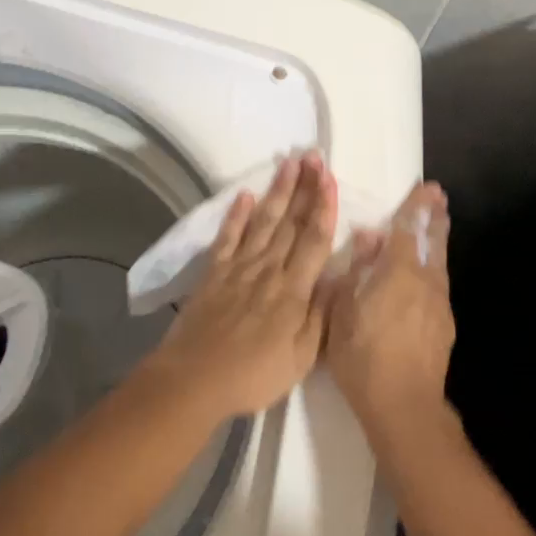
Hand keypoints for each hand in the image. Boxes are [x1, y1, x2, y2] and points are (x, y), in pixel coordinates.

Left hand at [146, 152, 337, 417]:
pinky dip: (237, 215)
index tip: (330, 178)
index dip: (324, 207)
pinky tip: (245, 195)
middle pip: (291, 222)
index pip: (315, 240)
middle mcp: (268, 270)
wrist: (194, 379)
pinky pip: (228, 237)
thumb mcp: (302, 356)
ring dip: (278, 191)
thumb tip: (341, 278)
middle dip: (304, 188)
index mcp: (294, 290)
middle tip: (313, 156)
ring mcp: (238, 268)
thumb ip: (322, 315)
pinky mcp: (213, 274)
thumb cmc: (254, 374)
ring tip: (288, 163)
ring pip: (263, 222)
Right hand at [316, 182, 453, 430]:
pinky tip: (426, 278)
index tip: (427, 188)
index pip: (410, 230)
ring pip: (440, 264)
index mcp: (399, 273)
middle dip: (435, 218)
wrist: (403, 404)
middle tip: (440, 198)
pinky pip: (438, 287)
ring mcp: (439, 305)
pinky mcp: (443, 327)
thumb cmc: (363, 356)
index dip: (416, 207)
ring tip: (438, 226)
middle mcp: (426, 282)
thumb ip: (357, 270)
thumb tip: (368, 239)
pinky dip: (434, 271)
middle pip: (434, 242)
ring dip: (438, 242)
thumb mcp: (344, 311)